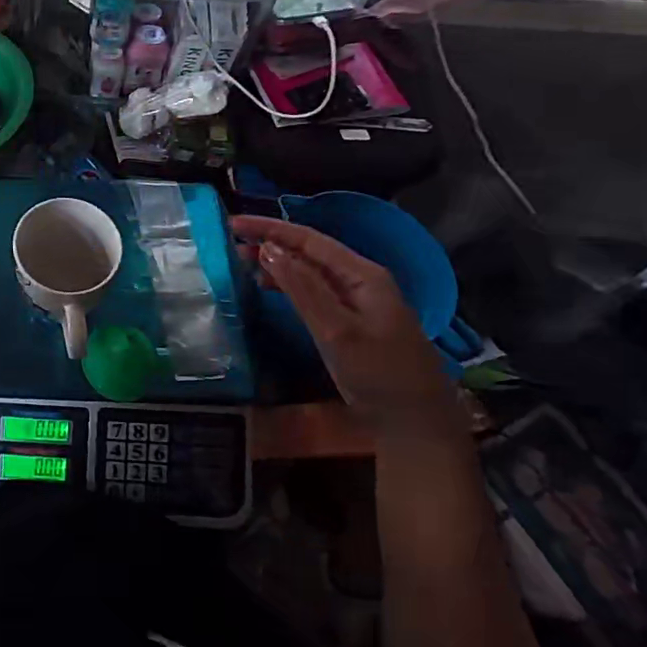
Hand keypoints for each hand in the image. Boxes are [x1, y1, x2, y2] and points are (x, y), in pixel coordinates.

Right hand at [232, 216, 458, 434]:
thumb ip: (302, 288)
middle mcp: (361, 280)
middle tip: (230, 243)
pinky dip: (288, 284)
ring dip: (277, 263)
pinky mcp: (351, 321)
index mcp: (363, 275)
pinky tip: (268, 288)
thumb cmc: (379, 374)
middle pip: (310, 251)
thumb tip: (268, 249)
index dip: (270, 228)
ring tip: (242, 262)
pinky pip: (314, 290)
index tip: (232, 223)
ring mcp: (357, 302)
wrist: (416, 424)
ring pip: (310, 270)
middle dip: (271, 242)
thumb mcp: (336, 330)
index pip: (309, 239)